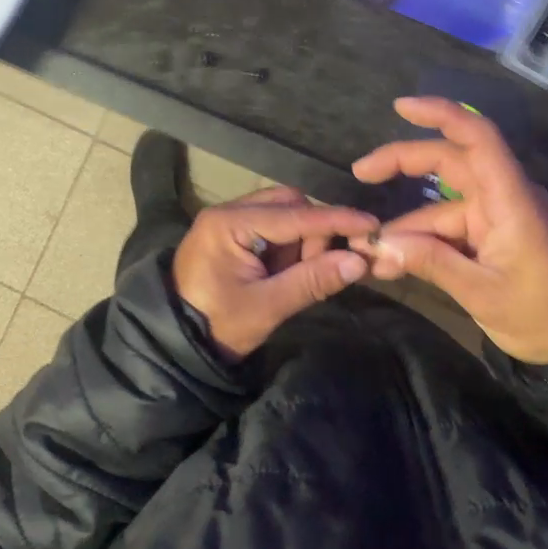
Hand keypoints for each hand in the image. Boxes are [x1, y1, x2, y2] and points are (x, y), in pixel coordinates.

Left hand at [172, 188, 377, 360]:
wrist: (175, 344)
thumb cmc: (218, 326)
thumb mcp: (268, 307)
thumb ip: (312, 281)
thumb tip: (359, 262)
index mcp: (229, 223)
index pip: (294, 215)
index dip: (335, 220)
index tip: (372, 224)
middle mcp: (227, 211)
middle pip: (288, 204)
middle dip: (313, 232)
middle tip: (323, 267)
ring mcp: (227, 221)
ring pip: (282, 213)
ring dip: (301, 239)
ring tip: (298, 275)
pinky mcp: (231, 234)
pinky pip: (270, 226)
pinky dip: (287, 245)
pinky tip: (286, 271)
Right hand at [350, 97, 547, 363]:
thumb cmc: (543, 315)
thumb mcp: (483, 293)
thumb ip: (431, 263)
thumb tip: (378, 244)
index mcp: (511, 199)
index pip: (479, 138)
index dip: (441, 114)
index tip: (400, 108)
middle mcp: (503, 196)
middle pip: (449, 161)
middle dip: (402, 164)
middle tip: (360, 173)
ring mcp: (497, 216)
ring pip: (441, 204)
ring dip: (406, 224)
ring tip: (370, 251)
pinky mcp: (492, 235)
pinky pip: (449, 227)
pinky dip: (421, 241)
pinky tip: (392, 262)